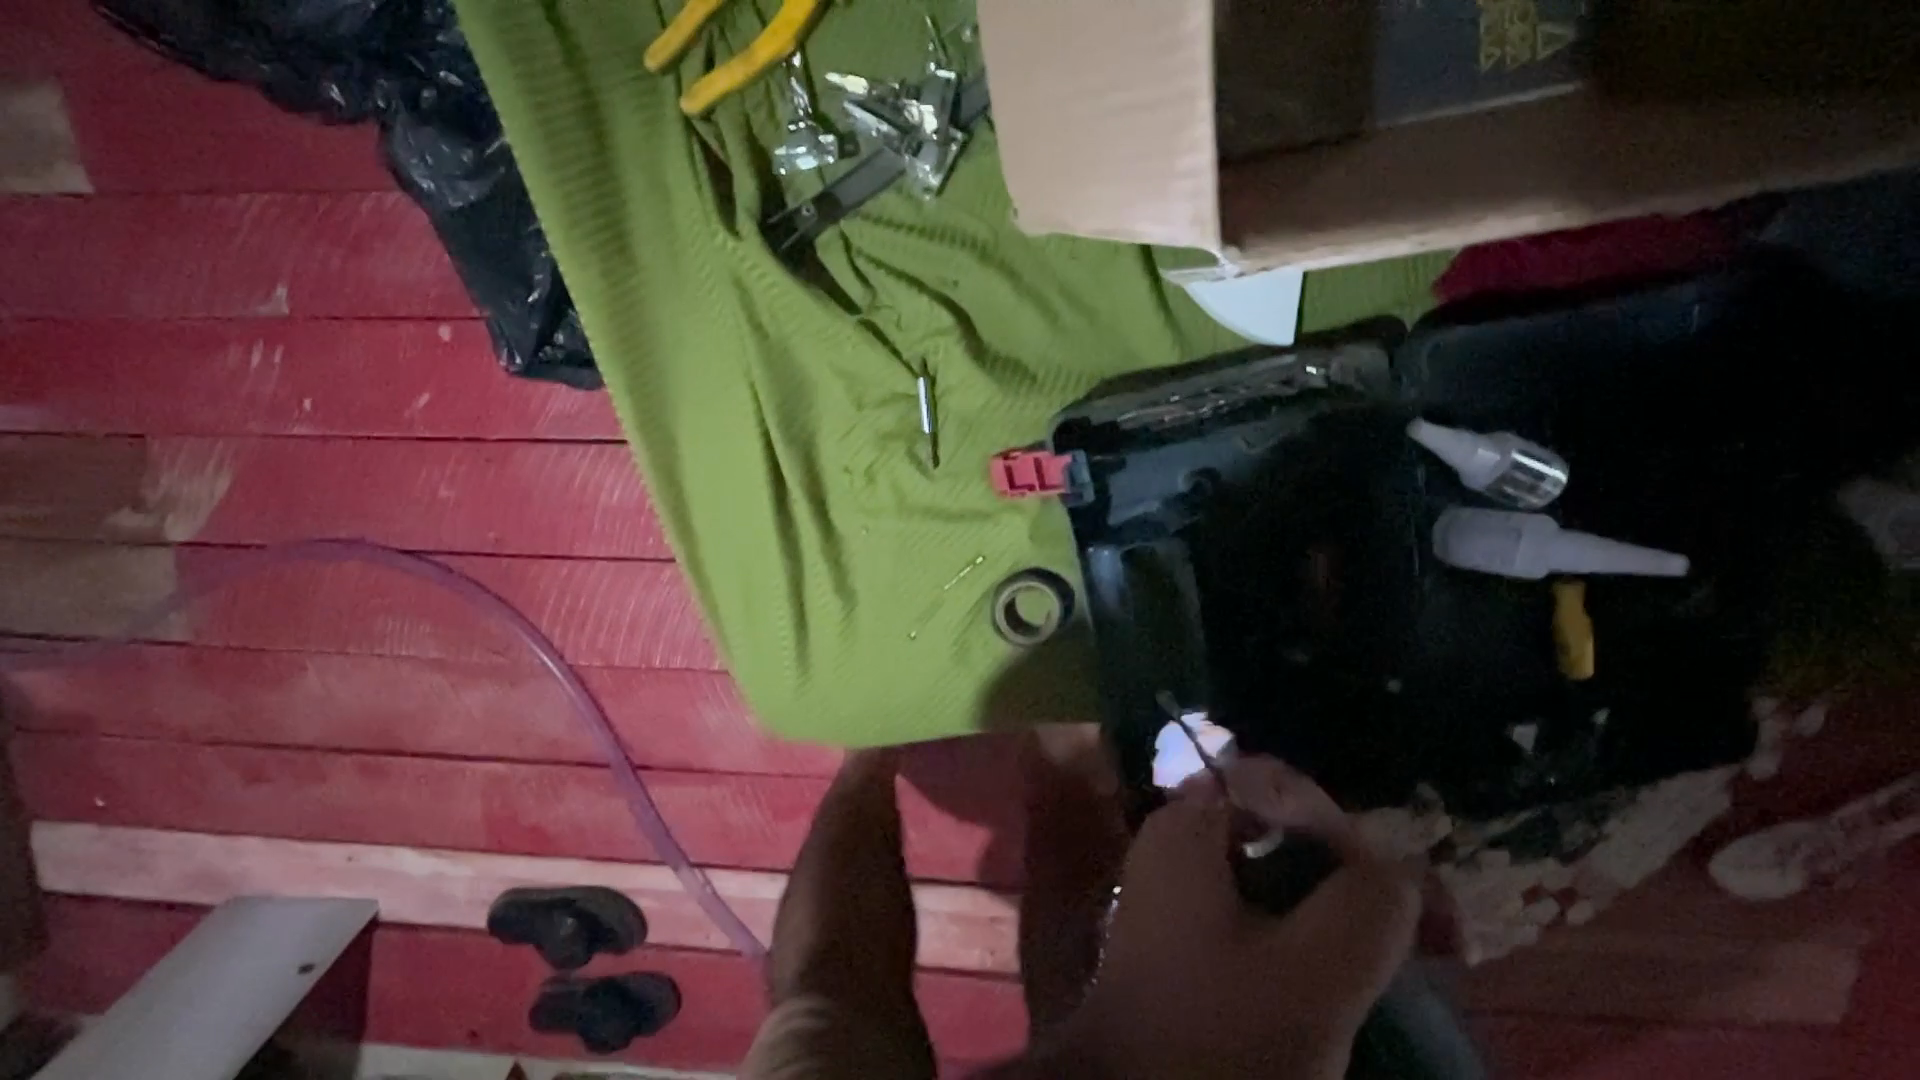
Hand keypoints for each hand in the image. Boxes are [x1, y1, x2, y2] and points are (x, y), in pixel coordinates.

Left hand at [1042, 757, 1421, 1079]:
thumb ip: (1369, 906)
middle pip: (1279, 830)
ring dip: (1330, 907)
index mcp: (1188, 826)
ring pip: (1271, 876)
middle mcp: (1173, 845)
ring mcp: (1171, 893)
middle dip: (1346, 871)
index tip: (1399, 890)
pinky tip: (1337, 975)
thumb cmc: (1218, 1036)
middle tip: (1409, 926)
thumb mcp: (1314, 974)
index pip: (1284, 786)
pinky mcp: (1180, 941)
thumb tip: (1402, 868)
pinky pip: (1253, 914)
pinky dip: (1300, 934)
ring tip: (1385, 954)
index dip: (1348, 831)